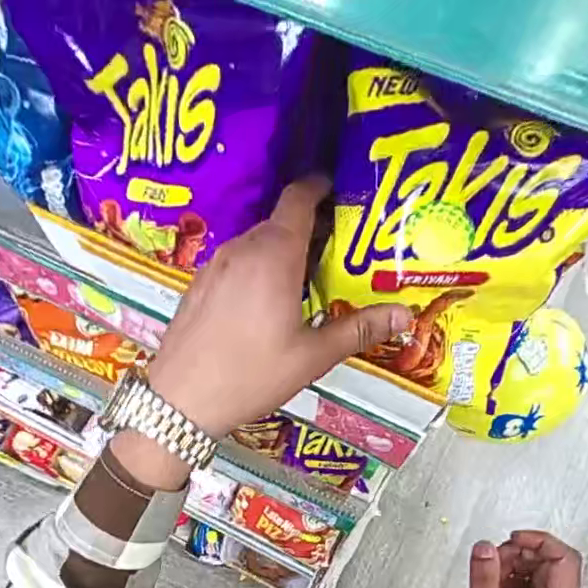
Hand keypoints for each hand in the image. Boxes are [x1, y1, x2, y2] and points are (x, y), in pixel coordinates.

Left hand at [125, 176, 410, 487]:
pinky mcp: (198, 284)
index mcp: (274, 256)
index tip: (339, 191)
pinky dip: (256, 270)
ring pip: (255, 245)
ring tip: (304, 284)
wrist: (181, 399)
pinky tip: (264, 306)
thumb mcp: (312, 356)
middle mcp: (241, 249)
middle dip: (309, 230)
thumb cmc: (252, 375)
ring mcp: (214, 265)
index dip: (320, 187)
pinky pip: (235, 263)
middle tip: (336, 255)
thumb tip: (405, 315)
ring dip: (282, 253)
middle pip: (280, 224)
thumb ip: (358, 330)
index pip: (299, 199)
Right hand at [458, 530, 582, 587]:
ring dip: (515, 567)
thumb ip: (484, 580)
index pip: (564, 558)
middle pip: (552, 562)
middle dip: (520, 555)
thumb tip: (485, 547)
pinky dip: (515, 581)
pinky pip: (535, 585)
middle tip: (493, 562)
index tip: (513, 538)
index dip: (539, 541)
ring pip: (542, 572)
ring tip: (490, 580)